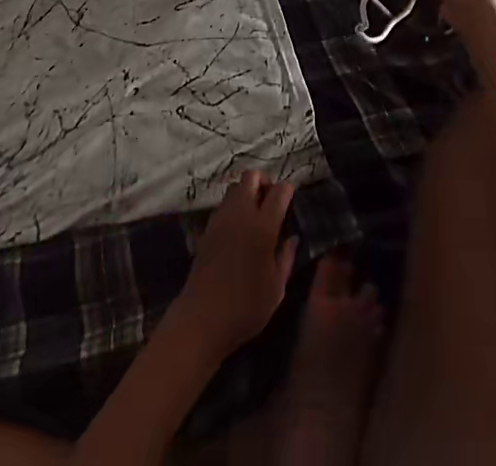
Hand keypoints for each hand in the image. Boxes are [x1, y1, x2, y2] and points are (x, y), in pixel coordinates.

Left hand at [170, 171, 298, 356]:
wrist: (203, 317)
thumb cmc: (247, 307)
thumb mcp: (277, 287)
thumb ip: (286, 257)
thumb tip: (292, 237)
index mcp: (262, 227)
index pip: (278, 193)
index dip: (287, 189)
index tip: (292, 195)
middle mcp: (240, 215)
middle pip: (250, 177)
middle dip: (264, 181)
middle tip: (272, 200)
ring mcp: (220, 220)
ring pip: (233, 188)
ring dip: (247, 192)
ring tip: (256, 213)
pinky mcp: (206, 229)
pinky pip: (222, 205)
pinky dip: (234, 206)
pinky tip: (239, 227)